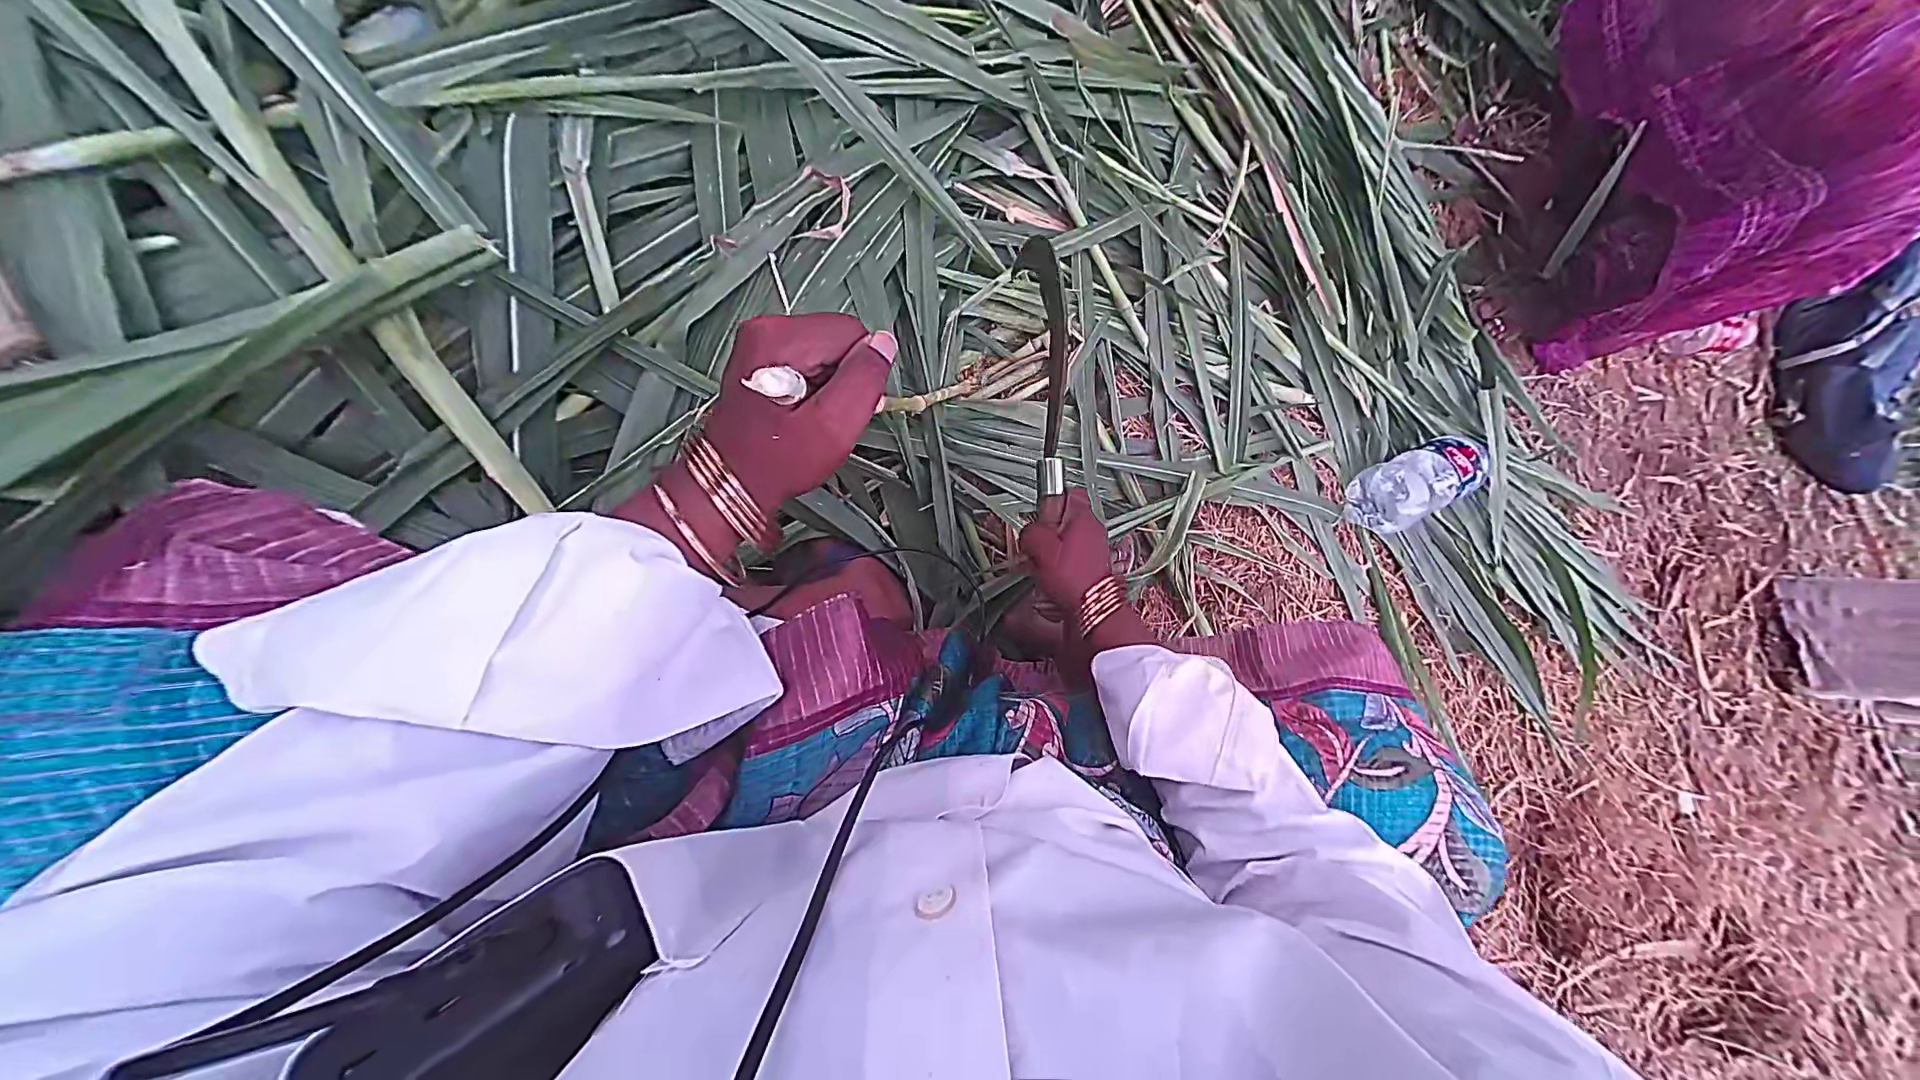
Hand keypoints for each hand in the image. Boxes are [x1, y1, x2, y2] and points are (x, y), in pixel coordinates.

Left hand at [704, 314, 896, 511]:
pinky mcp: (762, 356)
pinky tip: (803, 413)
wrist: (735, 481)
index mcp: (780, 339)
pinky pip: (811, 361)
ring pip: (829, 351)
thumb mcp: (833, 426)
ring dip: (832, 386)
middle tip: (829, 417)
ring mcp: (761, 341)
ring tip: (812, 417)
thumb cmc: (778, 462)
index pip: (853, 333)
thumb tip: (884, 343)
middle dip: (846, 379)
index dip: (862, 373)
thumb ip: (864, 379)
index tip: (845, 407)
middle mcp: (766, 330)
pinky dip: (817, 388)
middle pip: (840, 339)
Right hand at [1019, 488, 1156, 652]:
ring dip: (1049, 551)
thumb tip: (1030, 531)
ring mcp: (1094, 550)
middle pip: (1063, 520)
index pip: (1070, 492)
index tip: (1040, 511)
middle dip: (1046, 531)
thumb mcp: (1041, 546)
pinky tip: (1048, 578)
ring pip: (1064, 542)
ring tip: (1041, 564)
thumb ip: (1032, 531)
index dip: (1052, 499)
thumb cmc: (1073, 578)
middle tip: (1037, 543)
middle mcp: (1093, 531)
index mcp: (1083, 518)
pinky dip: (1056, 567)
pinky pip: (1067, 560)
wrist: (1093, 611)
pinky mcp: (1090, 569)